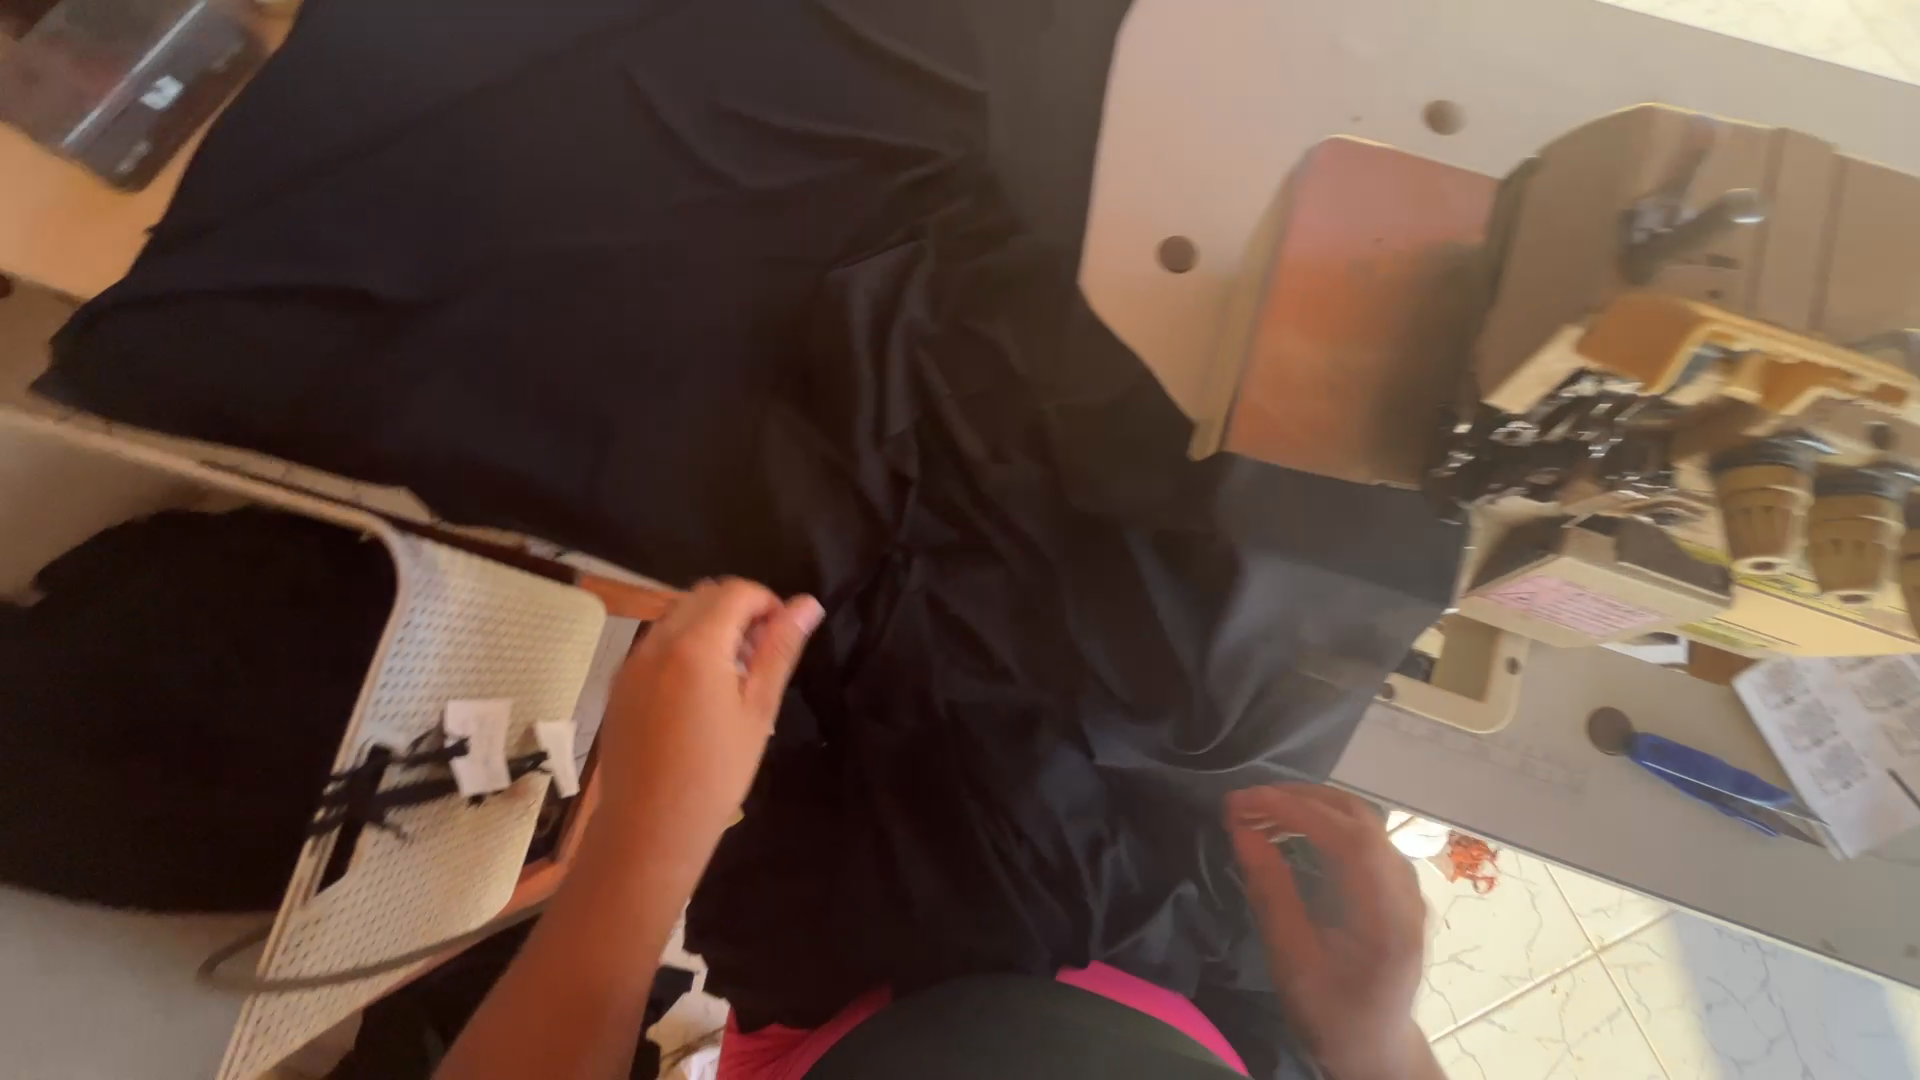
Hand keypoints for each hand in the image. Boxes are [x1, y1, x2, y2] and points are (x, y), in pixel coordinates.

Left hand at [593, 578, 822, 873]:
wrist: (650, 828)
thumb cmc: (717, 772)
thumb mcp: (759, 708)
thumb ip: (780, 649)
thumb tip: (808, 604)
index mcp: (696, 645)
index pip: (737, 591)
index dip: (768, 603)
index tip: (782, 637)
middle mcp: (657, 641)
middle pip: (705, 594)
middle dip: (740, 609)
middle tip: (761, 654)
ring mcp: (632, 661)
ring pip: (678, 615)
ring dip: (712, 625)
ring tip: (733, 673)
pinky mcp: (619, 682)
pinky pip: (657, 641)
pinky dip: (685, 645)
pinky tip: (700, 690)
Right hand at [1224, 785, 1435, 1079]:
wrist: (1376, 1050)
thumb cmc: (1332, 1013)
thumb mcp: (1292, 962)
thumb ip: (1270, 893)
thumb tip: (1242, 830)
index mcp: (1388, 918)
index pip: (1350, 838)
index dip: (1296, 809)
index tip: (1244, 802)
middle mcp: (1406, 892)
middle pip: (1357, 817)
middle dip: (1296, 798)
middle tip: (1243, 803)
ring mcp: (1405, 886)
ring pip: (1358, 819)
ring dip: (1306, 805)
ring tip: (1257, 813)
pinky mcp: (1394, 884)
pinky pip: (1359, 832)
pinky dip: (1318, 819)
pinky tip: (1286, 828)